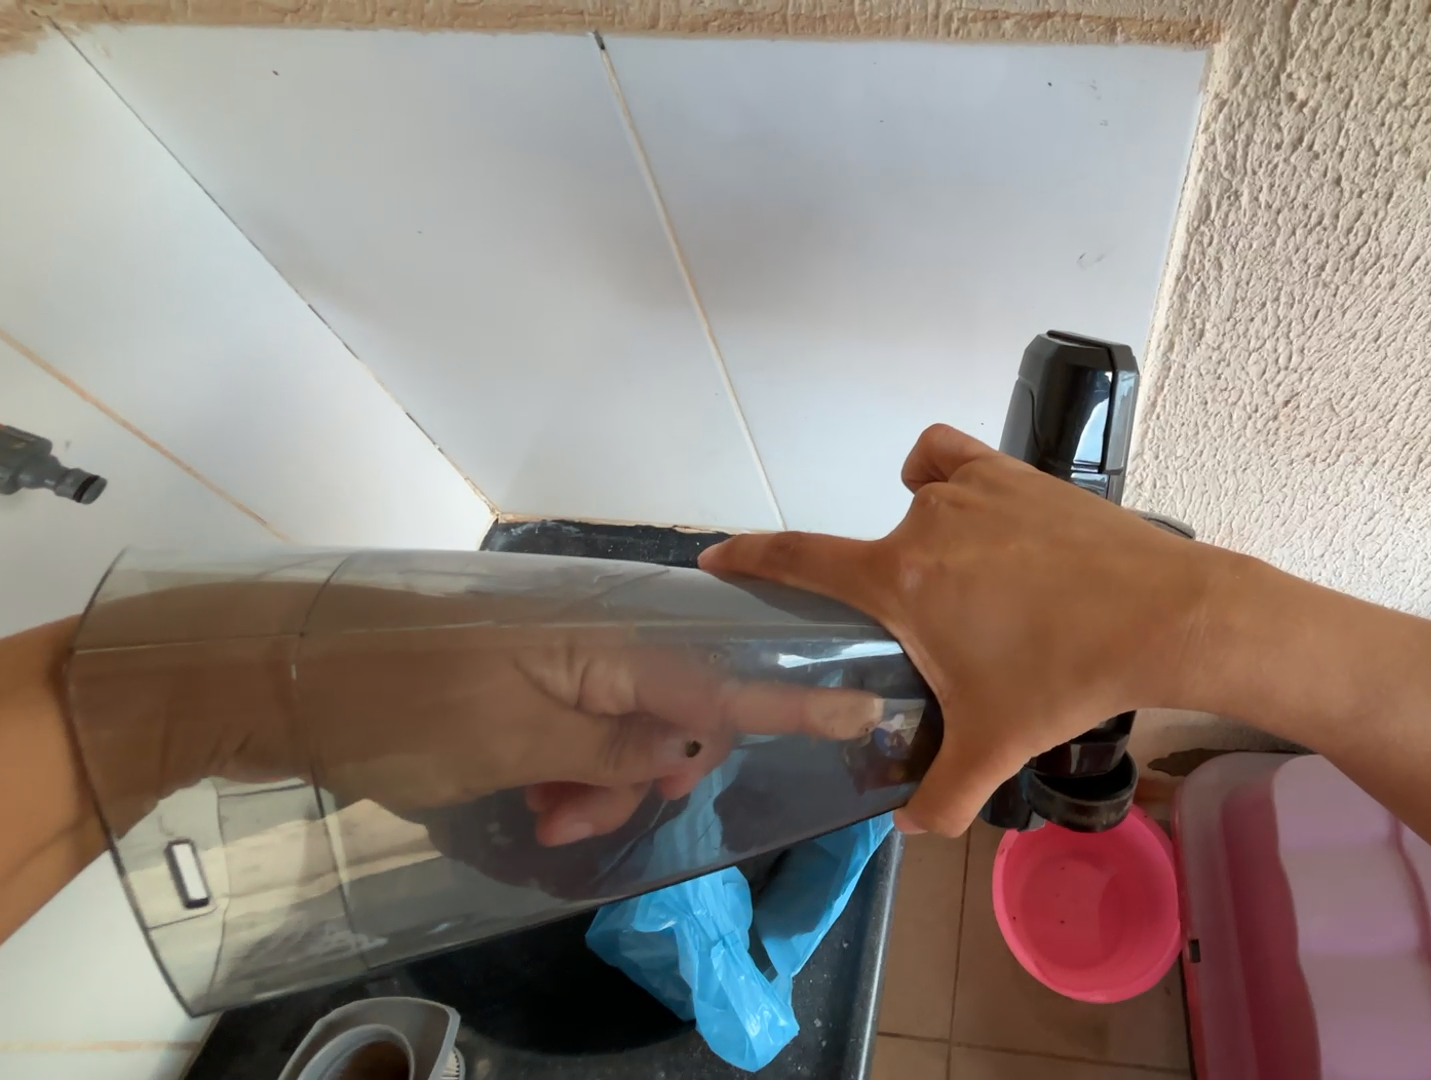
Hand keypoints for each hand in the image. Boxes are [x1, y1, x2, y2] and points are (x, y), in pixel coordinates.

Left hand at [291, 629, 884, 845]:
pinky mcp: (550, 683)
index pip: (721, 682)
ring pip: (638, 736)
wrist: (277, 676)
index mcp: (612, 648)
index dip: (792, 701)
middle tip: (585, 818)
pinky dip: (580, 774)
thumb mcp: (512, 742)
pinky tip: (539, 797)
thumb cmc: (397, 708)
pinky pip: (598, 734)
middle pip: (682, 717)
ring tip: (546, 814)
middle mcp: (609, 648)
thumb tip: (697, 746)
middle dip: (653, 776)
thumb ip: (615, 744)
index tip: (860, 708)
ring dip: (606, 786)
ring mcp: (578, 664)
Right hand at [700, 424, 1227, 834]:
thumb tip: (912, 830)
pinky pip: (948, 458)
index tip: (718, 559)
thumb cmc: (1067, 677)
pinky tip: (958, 502)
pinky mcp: (1014, 472)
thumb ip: (942, 798)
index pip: (801, 560)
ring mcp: (971, 488)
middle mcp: (924, 521)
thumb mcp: (993, 746)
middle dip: (887, 596)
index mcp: (901, 579)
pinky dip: (937, 473)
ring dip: (919, 539)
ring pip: (914, 502)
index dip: (751, 558)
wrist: (1162, 617)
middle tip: (935, 635)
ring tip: (960, 578)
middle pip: (874, 552)